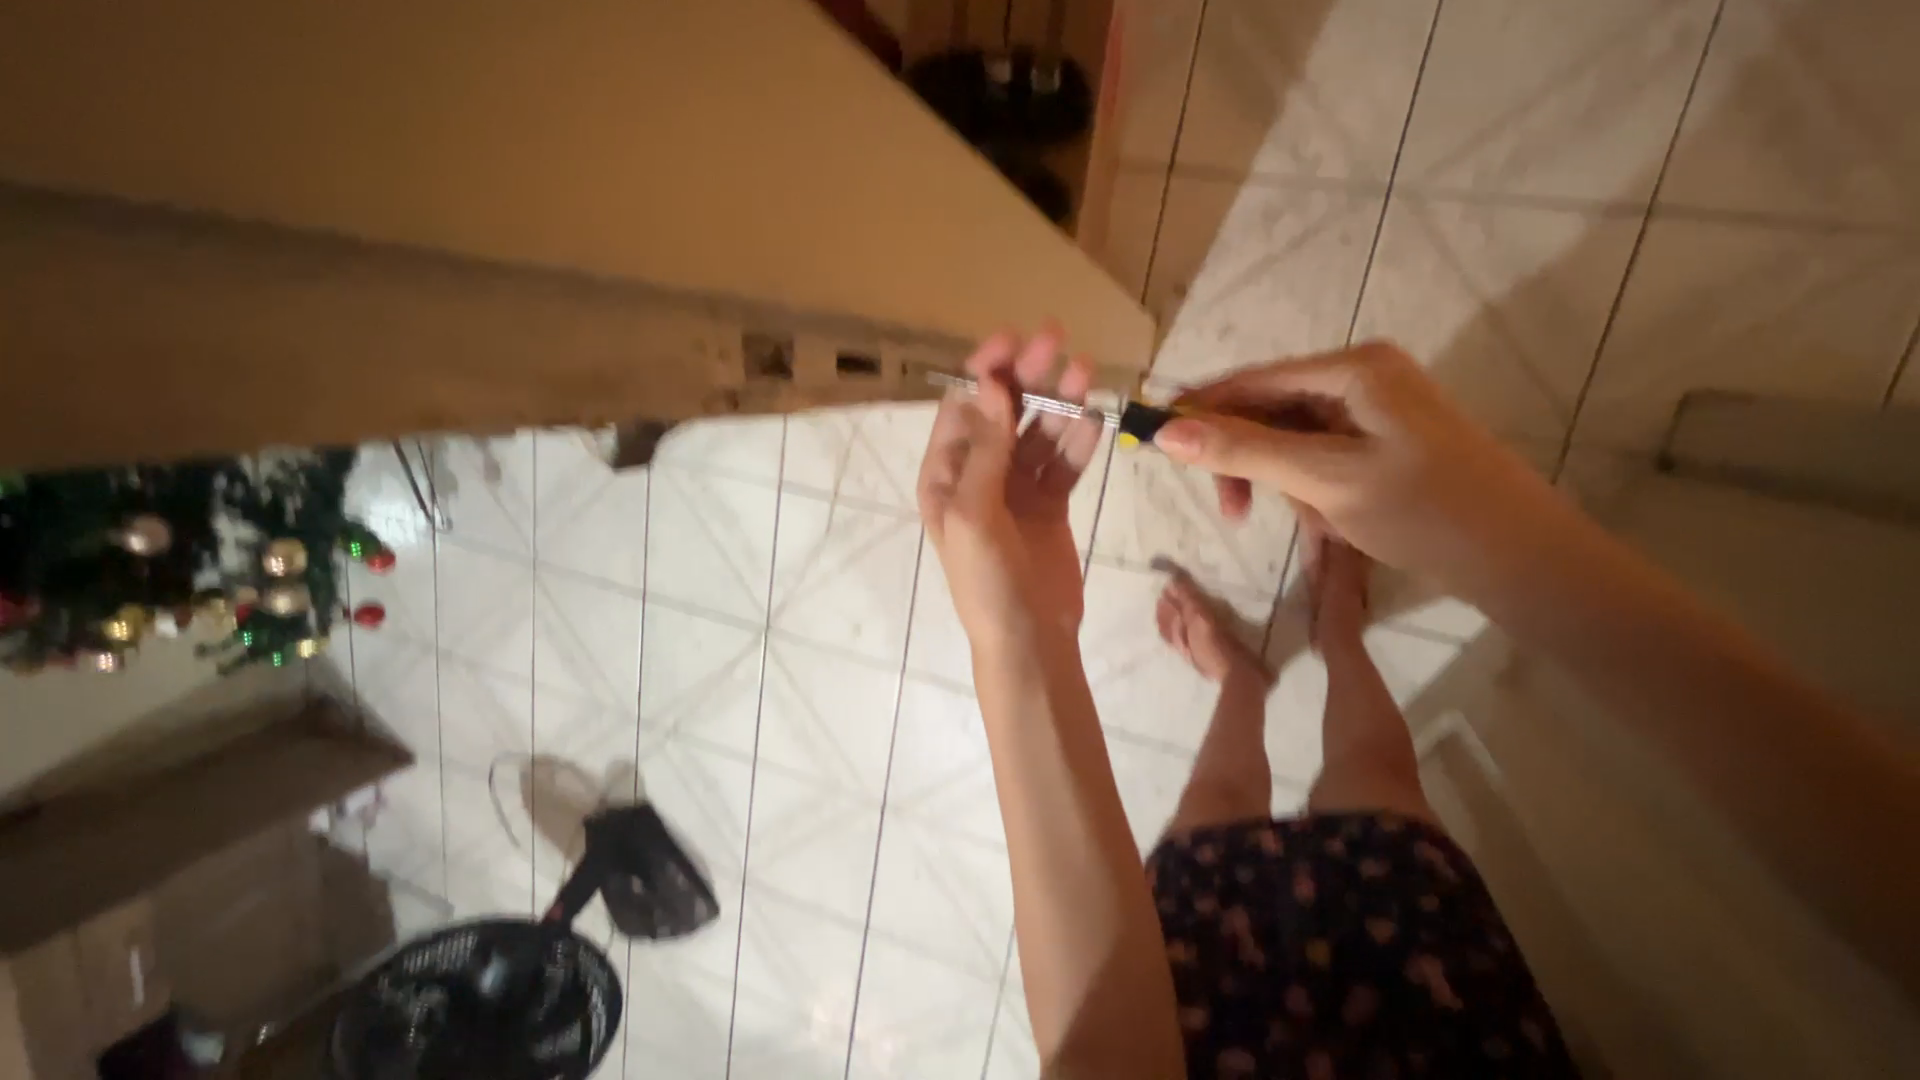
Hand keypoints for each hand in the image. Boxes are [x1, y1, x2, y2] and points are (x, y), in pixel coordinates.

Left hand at [917, 331, 1102, 647]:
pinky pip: (1064, 463)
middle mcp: (978, 475)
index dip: (985, 372)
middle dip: (1028, 377)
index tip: (1013, 339)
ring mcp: (1016, 488)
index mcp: (945, 476)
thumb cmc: (986, 581)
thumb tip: (992, 384)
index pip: (963, 410)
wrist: (1028, 638)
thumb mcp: (975, 514)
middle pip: (1004, 413)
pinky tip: (1097, 419)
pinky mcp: (1050, 503)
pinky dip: (1079, 441)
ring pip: (1039, 433)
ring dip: (1060, 403)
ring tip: (1088, 372)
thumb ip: (986, 450)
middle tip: (1058, 340)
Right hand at [1153, 341, 1571, 590]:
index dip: (1199, 410)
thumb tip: (1165, 431)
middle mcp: (1363, 376)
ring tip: (1311, 527)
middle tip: (1234, 512)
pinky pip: (1320, 457)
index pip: (1251, 381)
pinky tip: (1329, 525)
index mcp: (1353, 368)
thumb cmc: (1424, 511)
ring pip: (1292, 440)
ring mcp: (1377, 409)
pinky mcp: (1386, 441)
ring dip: (1285, 484)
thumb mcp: (1323, 479)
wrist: (1521, 559)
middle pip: (1269, 409)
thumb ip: (1243, 450)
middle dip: (1249, 461)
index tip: (1153, 443)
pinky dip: (1311, 491)